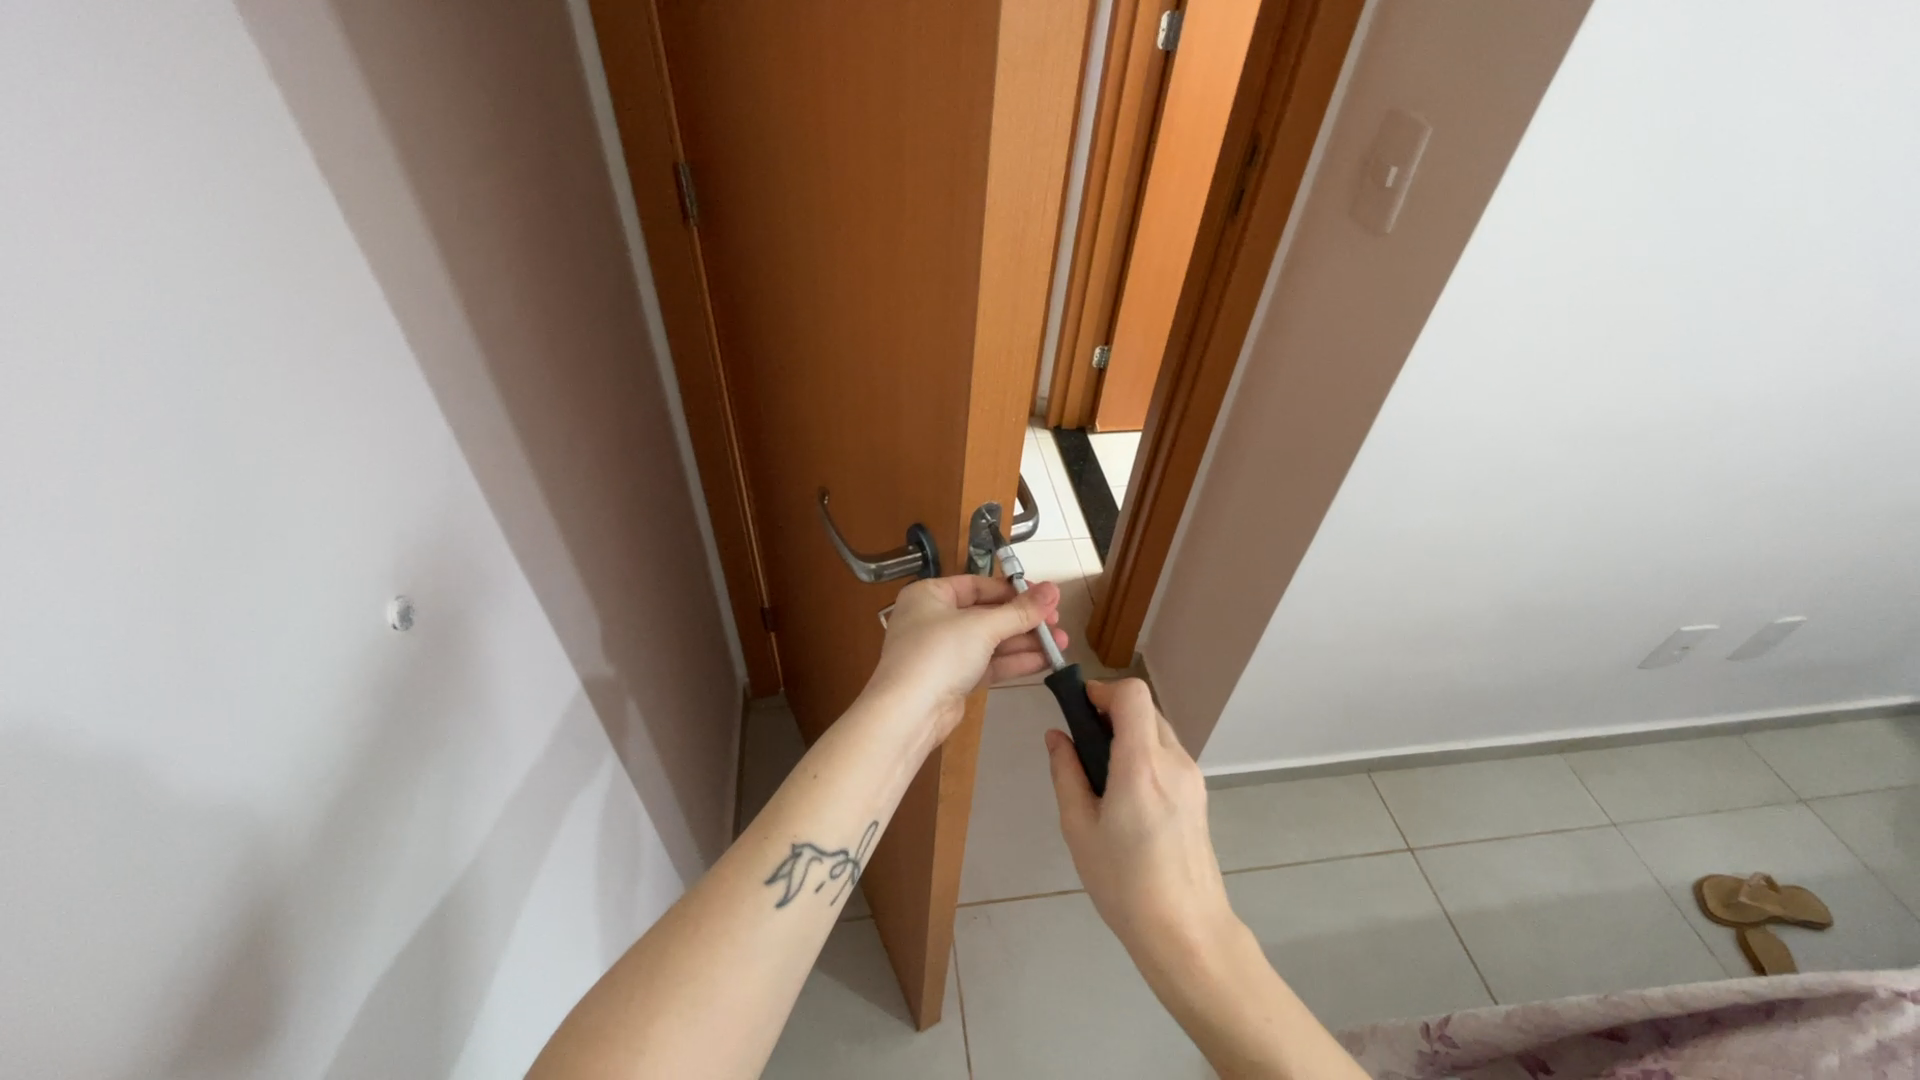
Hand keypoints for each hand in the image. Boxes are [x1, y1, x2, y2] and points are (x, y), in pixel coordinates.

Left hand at [863, 574, 1067, 746]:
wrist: (908, 713)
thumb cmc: (938, 654)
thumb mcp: (982, 627)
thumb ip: (1020, 611)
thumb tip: (1053, 589)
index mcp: (929, 595)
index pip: (977, 585)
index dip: (1012, 590)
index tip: (1044, 596)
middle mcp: (934, 619)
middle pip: (987, 614)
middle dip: (1024, 620)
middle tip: (1057, 622)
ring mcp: (943, 652)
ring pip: (990, 641)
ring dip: (1024, 642)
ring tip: (1060, 642)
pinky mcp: (954, 679)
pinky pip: (988, 664)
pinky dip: (1014, 661)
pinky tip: (1044, 661)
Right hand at [1046, 679, 1236, 969]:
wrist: (1186, 931)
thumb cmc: (1123, 883)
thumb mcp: (1079, 828)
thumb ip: (1066, 773)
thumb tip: (1057, 736)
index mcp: (1141, 766)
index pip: (1132, 695)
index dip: (1103, 691)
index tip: (1078, 710)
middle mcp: (1174, 762)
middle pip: (1145, 708)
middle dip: (1111, 712)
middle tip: (1082, 745)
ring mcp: (1192, 778)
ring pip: (1158, 730)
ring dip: (1129, 734)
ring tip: (1102, 776)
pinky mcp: (1199, 794)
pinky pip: (1168, 755)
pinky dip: (1145, 754)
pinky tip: (1127, 795)